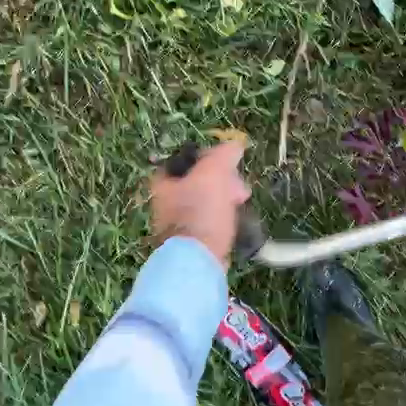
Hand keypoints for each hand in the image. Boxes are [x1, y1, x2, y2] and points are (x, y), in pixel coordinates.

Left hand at [150, 141, 252, 266]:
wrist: (197, 261)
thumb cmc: (201, 211)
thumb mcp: (214, 173)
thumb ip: (223, 155)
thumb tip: (235, 144)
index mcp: (163, 181)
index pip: (189, 158)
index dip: (211, 157)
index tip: (229, 163)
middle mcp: (165, 200)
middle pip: (199, 180)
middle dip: (223, 180)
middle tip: (240, 186)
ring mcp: (175, 222)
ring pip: (205, 201)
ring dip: (225, 198)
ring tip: (242, 202)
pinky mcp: (189, 241)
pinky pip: (208, 220)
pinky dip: (222, 217)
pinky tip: (235, 221)